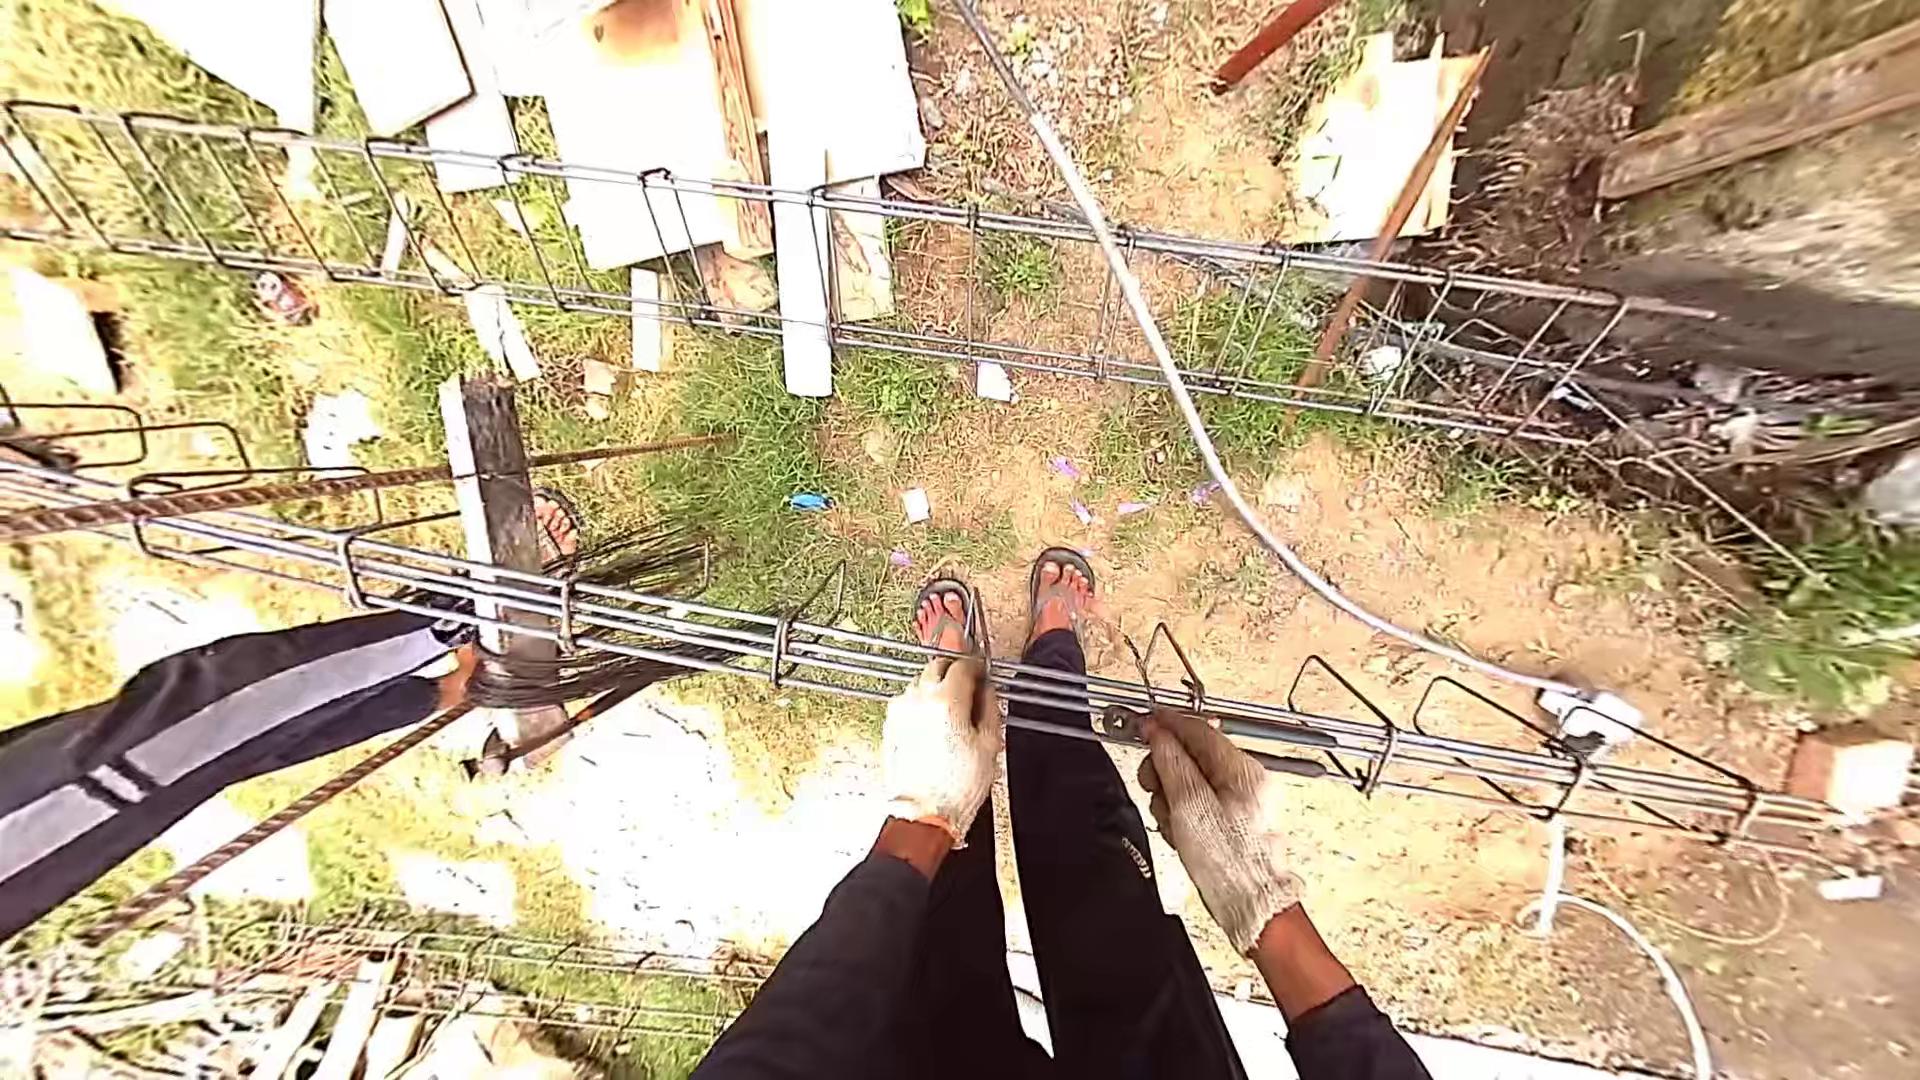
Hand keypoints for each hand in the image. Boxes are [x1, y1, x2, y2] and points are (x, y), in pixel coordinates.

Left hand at [881, 656, 1002, 846]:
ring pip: (920, 682)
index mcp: (946, 700)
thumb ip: (990, 706)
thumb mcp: (989, 744)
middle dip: (954, 671)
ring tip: (951, 708)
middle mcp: (919, 699)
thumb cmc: (955, 787)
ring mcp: (901, 711)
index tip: (982, 674)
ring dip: (936, 687)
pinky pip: (908, 702)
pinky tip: (934, 723)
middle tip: (967, 685)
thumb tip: (987, 691)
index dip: (976, 667)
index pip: (963, 665)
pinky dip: (921, 704)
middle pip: (937, 666)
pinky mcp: (891, 725)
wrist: (924, 814)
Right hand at [1138, 708, 1302, 954]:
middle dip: (1164, 767)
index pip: (1197, 729)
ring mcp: (1240, 799)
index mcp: (1242, 770)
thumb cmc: (1228, 863)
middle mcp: (1245, 779)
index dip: (1165, 724)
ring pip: (1188, 776)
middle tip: (1151, 783)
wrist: (1251, 909)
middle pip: (1190, 752)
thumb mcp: (1189, 805)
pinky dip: (1179, 809)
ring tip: (1169, 817)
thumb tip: (1157, 732)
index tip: (1142, 724)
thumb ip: (1170, 761)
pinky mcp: (1231, 817)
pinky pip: (1195, 797)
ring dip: (1169, 793)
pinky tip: (1178, 828)